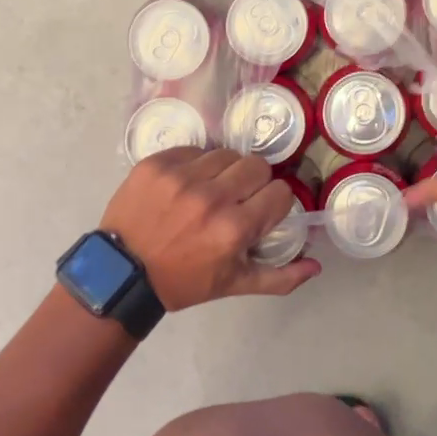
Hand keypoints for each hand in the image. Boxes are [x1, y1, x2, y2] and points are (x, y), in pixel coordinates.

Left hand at [100, 147, 321, 309]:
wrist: (121, 274)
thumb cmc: (182, 281)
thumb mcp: (233, 285)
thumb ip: (279, 277)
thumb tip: (316, 267)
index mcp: (235, 229)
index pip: (280, 192)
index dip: (275, 202)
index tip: (262, 211)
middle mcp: (212, 198)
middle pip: (257, 166)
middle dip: (254, 182)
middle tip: (238, 198)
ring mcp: (182, 177)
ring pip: (226, 154)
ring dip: (225, 170)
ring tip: (211, 189)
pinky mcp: (157, 164)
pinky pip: (194, 149)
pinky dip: (195, 164)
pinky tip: (187, 184)